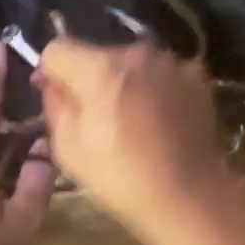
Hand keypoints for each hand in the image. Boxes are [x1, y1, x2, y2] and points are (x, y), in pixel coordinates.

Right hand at [34, 39, 235, 235]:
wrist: (189, 196)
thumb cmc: (121, 177)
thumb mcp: (68, 148)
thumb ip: (54, 104)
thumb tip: (52, 82)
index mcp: (100, 68)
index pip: (57, 48)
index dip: (50, 72)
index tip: (56, 96)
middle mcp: (136, 53)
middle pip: (97, 54)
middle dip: (90, 78)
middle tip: (98, 116)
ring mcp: (170, 62)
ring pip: (130, 63)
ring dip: (124, 82)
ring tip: (133, 119)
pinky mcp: (194, 75)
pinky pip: (160, 72)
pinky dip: (154, 88)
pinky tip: (160, 118)